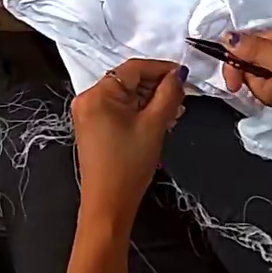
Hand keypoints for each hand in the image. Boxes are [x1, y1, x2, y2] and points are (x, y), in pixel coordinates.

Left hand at [72, 59, 186, 235]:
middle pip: (128, 80)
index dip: (161, 68)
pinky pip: (119, 108)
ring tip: (174, 111)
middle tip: (182, 97)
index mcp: (98, 94)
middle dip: (157, 87)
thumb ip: (168, 94)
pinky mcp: (93, 126)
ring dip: (150, 100)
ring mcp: (88, 113)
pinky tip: (158, 119)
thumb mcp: (154, 125)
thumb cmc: (129, 165)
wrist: (108, 204)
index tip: (183, 75)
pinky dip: (139, 111)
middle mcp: (88, 98)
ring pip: (126, 95)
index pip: (133, 68)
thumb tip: (178, 75)